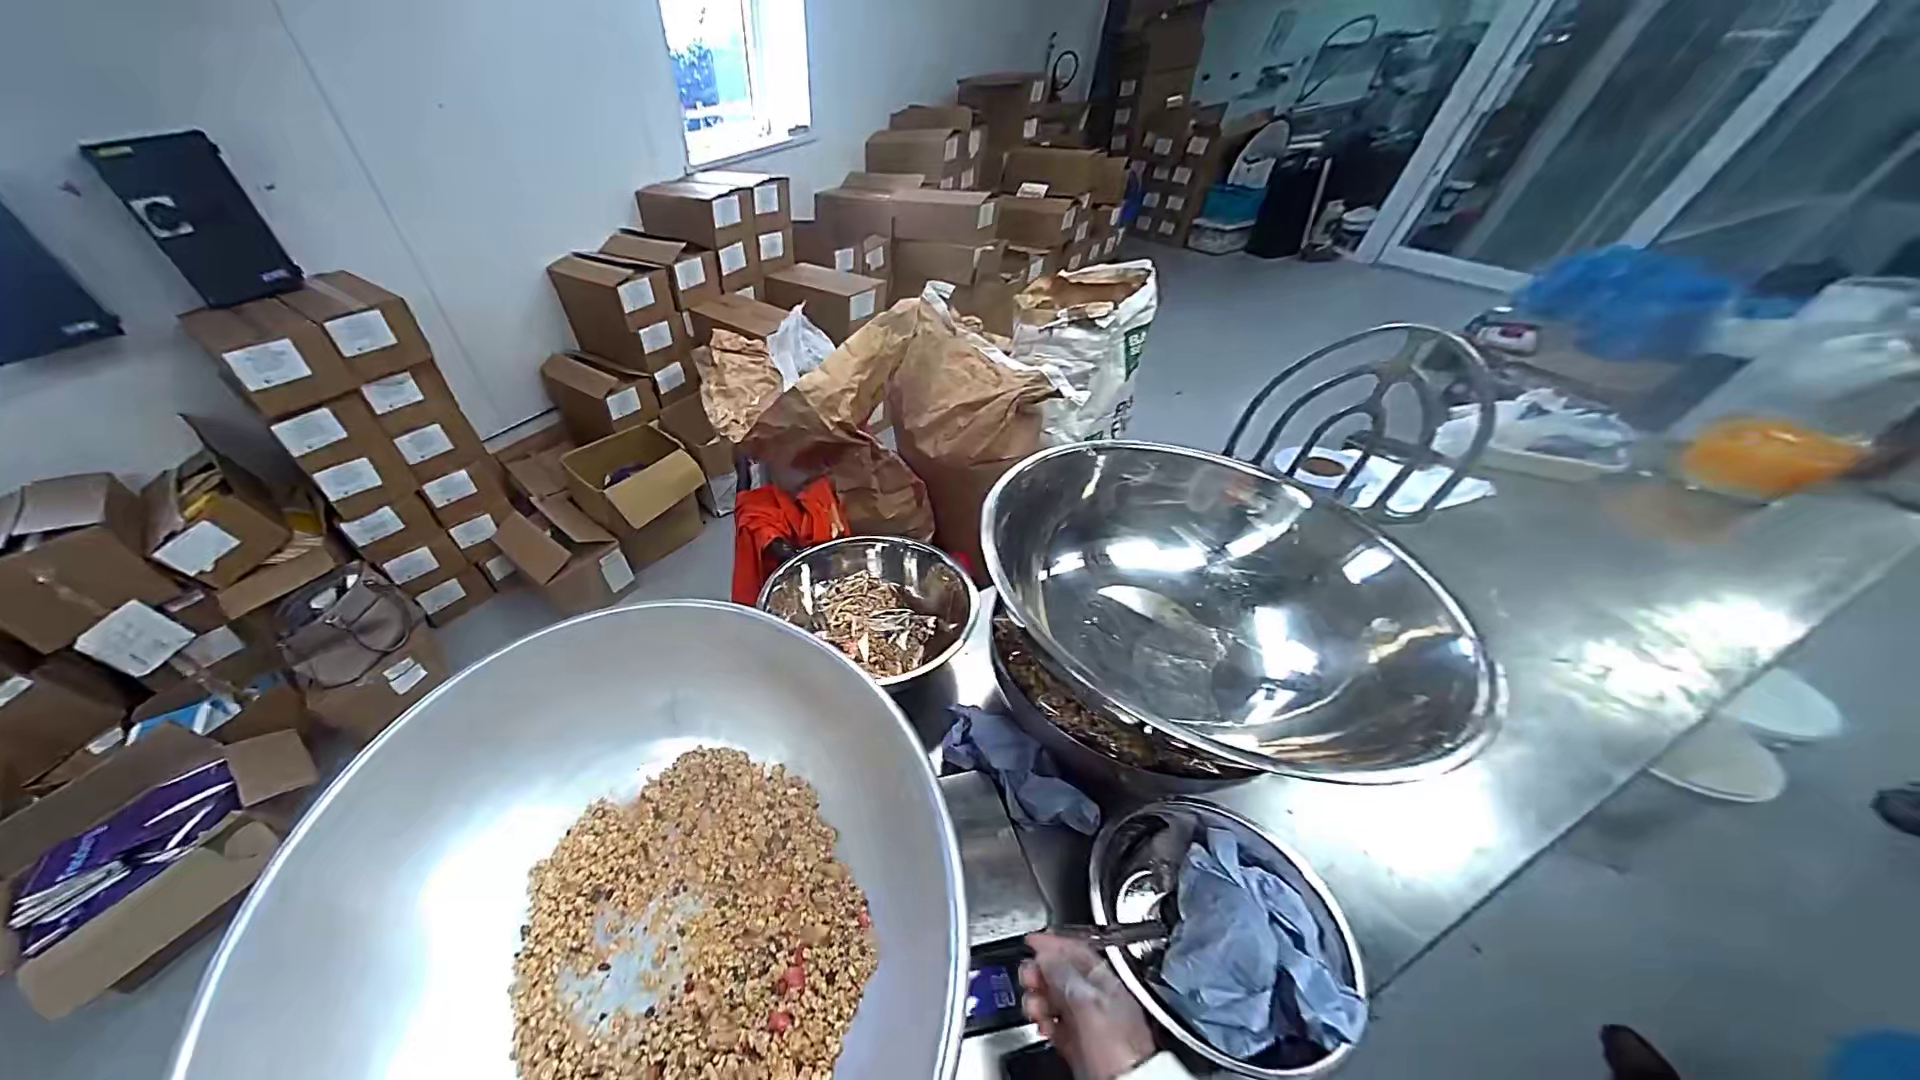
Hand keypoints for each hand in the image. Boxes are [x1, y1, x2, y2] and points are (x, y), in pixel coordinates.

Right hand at [1020, 933, 1157, 1079]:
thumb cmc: (1120, 1044)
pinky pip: (1053, 1025)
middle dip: (1040, 972)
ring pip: (1054, 999)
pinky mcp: (1076, 1044)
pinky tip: (1039, 1023)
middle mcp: (1094, 997)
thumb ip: (1065, 975)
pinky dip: (1043, 1021)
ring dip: (1038, 997)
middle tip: (1027, 975)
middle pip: (1061, 975)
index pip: (1075, 950)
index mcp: (1103, 980)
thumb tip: (1046, 956)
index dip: (1053, 943)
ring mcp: (1085, 1021)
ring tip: (1031, 1004)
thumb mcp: (1089, 1001)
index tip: (1033, 940)